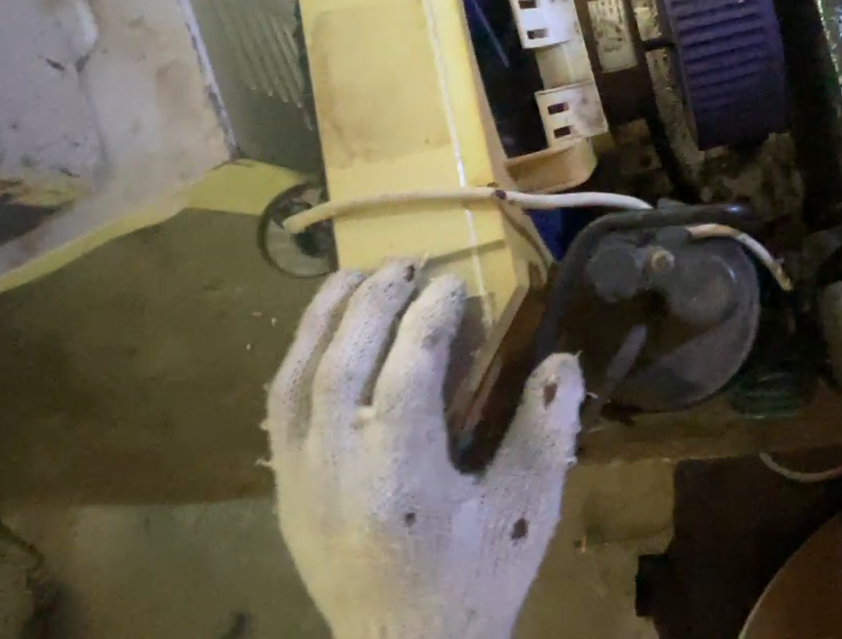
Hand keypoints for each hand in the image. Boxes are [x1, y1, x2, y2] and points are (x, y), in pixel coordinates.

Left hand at [267, 262, 583, 638]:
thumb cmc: (475, 580)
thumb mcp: (526, 508)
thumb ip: (546, 431)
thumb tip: (562, 360)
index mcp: (399, 477)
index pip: (406, 371)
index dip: (430, 316)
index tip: (453, 281)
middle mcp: (336, 471)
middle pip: (342, 361)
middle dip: (375, 301)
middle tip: (408, 262)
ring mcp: (300, 482)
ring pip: (296, 378)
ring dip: (324, 317)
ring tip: (356, 276)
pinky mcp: (285, 492)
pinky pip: (279, 407)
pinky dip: (299, 356)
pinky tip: (323, 332)